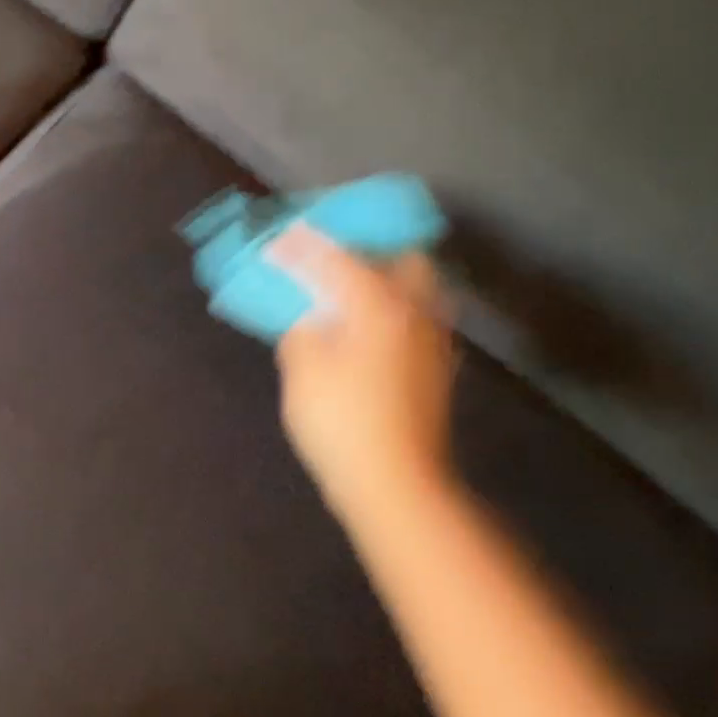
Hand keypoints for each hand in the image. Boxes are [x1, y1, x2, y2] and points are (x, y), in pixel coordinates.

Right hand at [269, 224, 455, 515]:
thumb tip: (309, 317)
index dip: (306, 246)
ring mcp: (431, 342)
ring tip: (350, 291)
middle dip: (371, 250)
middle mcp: (413, 313)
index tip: (282, 236)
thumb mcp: (302, 369)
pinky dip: (393, 311)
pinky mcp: (435, 369)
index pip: (338, 259)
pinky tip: (368, 329)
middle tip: (335, 256)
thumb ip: (302, 329)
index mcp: (377, 306)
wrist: (394, 480)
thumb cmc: (339, 420)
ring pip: (417, 291)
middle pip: (404, 261)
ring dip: (386, 281)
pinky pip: (416, 320)